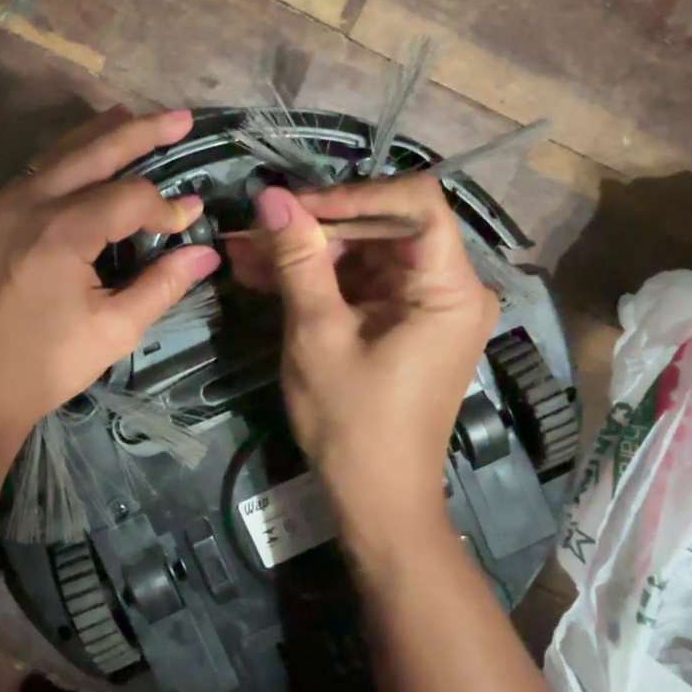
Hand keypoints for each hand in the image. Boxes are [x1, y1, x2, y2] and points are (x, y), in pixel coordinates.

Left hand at [0, 108, 220, 483]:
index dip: (164, 206)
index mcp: (60, 231)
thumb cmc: (42, 368)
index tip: (188, 220)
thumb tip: (205, 252)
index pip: (128, 196)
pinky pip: (30, 177)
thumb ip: (161, 284)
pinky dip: (64, 164)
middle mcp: (25, 203)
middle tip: (179, 117)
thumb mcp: (113, 330)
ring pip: (55, 156)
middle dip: (139, 131)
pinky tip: (82, 165)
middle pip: (91, 151)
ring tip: (132, 117)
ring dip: (97, 137)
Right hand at [237, 176, 497, 515]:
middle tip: (253, 228)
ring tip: (242, 250)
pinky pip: (356, 283)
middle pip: (383, 226)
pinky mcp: (399, 321)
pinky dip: (313, 278)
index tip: (294, 208)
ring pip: (361, 252)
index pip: (415, 203)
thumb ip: (297, 259)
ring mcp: (423, 304)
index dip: (351, 194)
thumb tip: (271, 196)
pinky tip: (260, 272)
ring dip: (304, 251)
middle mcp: (448, 286)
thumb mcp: (317, 333)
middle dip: (315, 225)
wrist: (374, 497)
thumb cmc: (352, 421)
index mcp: (449, 288)